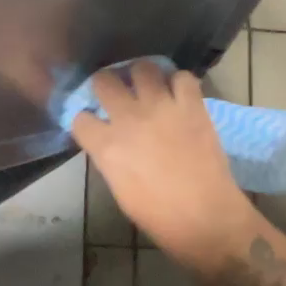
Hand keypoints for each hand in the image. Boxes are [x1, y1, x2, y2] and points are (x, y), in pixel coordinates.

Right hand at [71, 61, 255, 260]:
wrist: (205, 217)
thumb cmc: (159, 217)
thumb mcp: (120, 190)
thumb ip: (111, 159)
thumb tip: (111, 145)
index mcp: (107, 146)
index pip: (80, 118)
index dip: (85, 121)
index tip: (93, 125)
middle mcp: (129, 118)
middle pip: (104, 81)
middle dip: (105, 86)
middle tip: (116, 95)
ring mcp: (162, 107)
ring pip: (142, 68)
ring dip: (141, 76)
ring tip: (147, 87)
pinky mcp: (192, 105)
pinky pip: (182, 76)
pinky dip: (178, 82)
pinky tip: (179, 95)